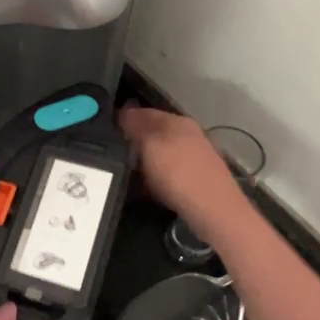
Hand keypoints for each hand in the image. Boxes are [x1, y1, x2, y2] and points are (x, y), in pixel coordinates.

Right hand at [118, 104, 244, 223]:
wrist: (213, 208)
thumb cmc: (177, 173)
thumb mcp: (150, 145)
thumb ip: (136, 126)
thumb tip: (124, 111)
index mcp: (177, 121)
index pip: (145, 111)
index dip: (124, 117)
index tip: (106, 128)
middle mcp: (189, 133)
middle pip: (155, 131)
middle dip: (135, 138)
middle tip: (114, 150)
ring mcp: (196, 155)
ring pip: (162, 150)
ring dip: (145, 157)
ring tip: (127, 169)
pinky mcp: (198, 176)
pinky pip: (169, 168)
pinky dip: (156, 173)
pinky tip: (148, 185)